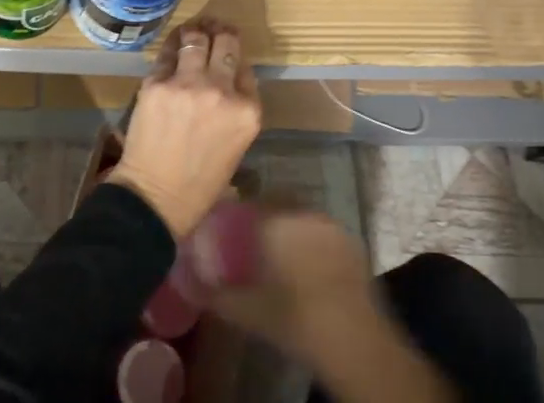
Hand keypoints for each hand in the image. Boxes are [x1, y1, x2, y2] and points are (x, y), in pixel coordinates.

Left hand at [104, 18, 260, 238]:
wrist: (157, 196)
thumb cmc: (201, 181)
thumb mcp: (237, 144)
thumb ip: (239, 107)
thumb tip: (230, 76)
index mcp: (248, 111)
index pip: (246, 67)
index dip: (236, 54)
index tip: (230, 46)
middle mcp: (222, 91)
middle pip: (226, 44)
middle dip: (222, 31)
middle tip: (217, 25)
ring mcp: (188, 84)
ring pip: (196, 39)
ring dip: (197, 30)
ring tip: (195, 27)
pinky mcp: (157, 83)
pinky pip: (167, 53)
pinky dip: (172, 44)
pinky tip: (174, 40)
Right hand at [209, 211, 379, 363]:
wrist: (355, 342)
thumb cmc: (295, 319)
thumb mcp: (246, 311)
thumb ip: (213, 293)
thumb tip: (188, 282)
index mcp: (275, 221)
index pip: (247, 202)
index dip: (233, 213)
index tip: (224, 229)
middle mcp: (304, 213)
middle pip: (275, 204)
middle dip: (261, 217)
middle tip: (249, 242)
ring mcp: (332, 227)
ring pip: (301, 216)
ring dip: (288, 228)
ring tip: (277, 253)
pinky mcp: (352, 244)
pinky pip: (322, 232)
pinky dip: (311, 242)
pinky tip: (306, 266)